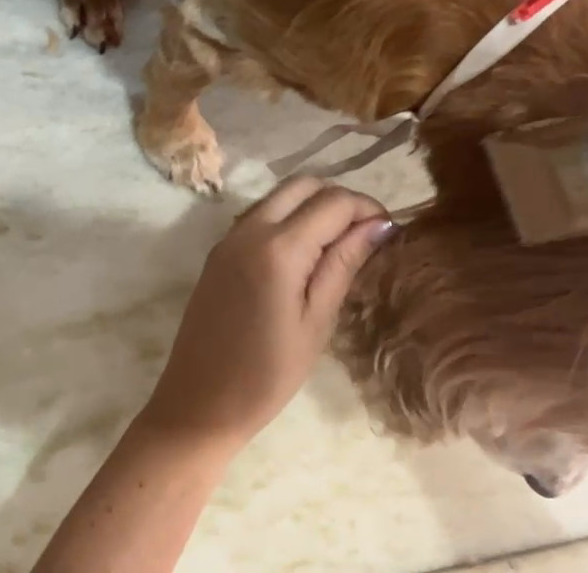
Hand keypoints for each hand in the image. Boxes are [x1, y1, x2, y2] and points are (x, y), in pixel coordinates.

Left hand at [139, 177, 392, 448]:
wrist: (198, 403)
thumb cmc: (267, 375)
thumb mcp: (317, 322)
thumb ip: (344, 265)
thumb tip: (379, 225)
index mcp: (279, 247)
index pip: (334, 202)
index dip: (367, 208)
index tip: (389, 231)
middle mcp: (251, 228)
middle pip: (304, 185)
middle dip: (340, 198)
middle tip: (365, 233)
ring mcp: (230, 236)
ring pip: (280, 195)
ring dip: (313, 205)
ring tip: (340, 243)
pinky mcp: (219, 250)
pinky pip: (260, 214)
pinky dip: (288, 217)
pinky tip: (305, 253)